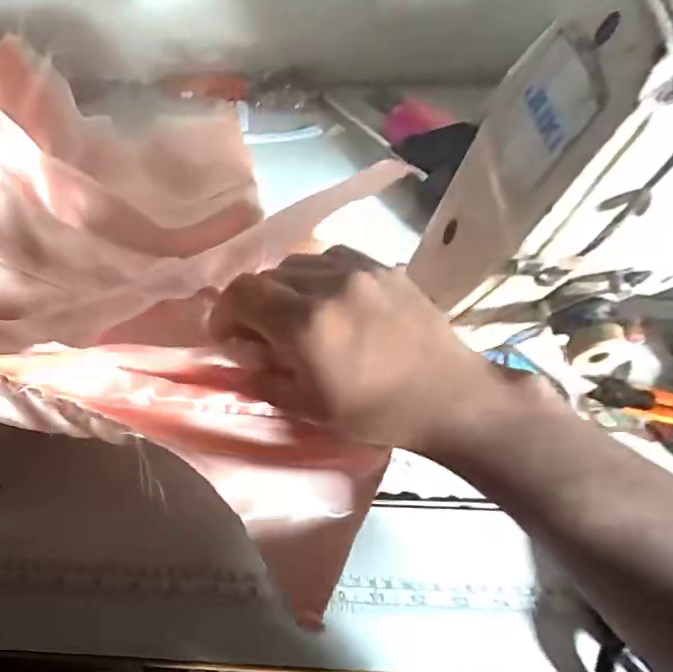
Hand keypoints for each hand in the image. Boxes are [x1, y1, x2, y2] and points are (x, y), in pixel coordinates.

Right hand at [209, 246, 523, 452]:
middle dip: (253, 302)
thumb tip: (243, 357)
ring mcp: (359, 270)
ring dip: (284, 286)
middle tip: (259, 331)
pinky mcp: (384, 266)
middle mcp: (327, 284)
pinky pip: (332, 258)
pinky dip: (317, 276)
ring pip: (299, 262)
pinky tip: (328, 301)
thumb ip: (266, 378)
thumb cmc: (375, 413)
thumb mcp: (309, 409)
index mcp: (305, 324)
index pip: (242, 293)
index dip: (224, 312)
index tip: (227, 336)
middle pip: (267, 275)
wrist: (447, 396)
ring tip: (295, 315)